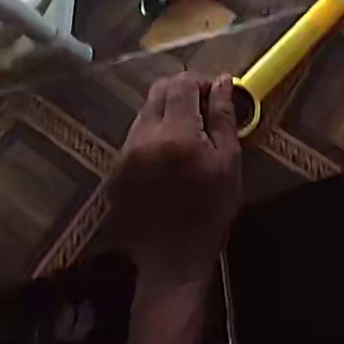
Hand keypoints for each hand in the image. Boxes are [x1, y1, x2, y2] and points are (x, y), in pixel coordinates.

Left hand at [108, 72, 243, 286]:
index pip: (181, 84)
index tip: (214, 95)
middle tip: (202, 110)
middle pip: (158, 91)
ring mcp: (125, 155)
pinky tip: (170, 158)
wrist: (173, 262)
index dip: (199, 82)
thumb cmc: (211, 210)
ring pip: (145, 112)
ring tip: (187, 136)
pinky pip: (136, 136)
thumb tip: (222, 81)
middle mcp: (144, 138)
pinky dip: (154, 135)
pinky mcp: (115, 171)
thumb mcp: (228, 160)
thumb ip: (223, 116)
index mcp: (176, 134)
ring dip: (167, 113)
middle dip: (181, 92)